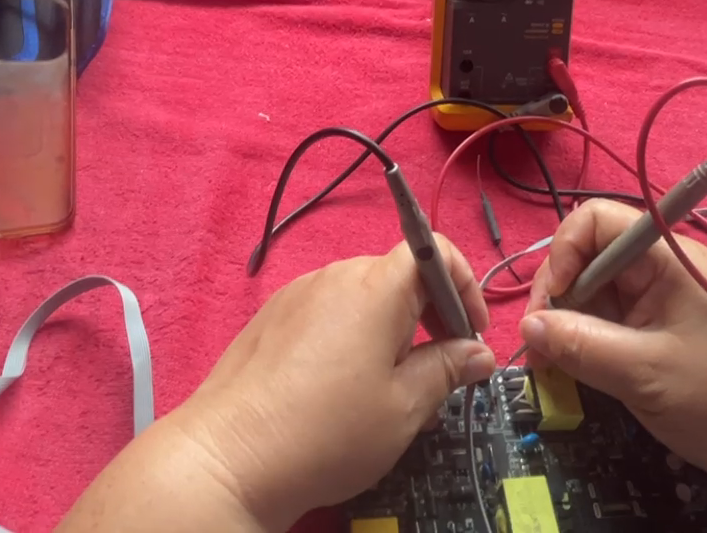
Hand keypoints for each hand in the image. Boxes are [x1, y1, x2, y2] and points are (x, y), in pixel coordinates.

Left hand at [169, 237, 497, 530]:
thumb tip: (478, 353)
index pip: (433, 250)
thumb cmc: (328, 431)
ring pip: (363, 295)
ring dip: (390, 328)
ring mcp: (301, 290)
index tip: (471, 334)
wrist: (229, 456)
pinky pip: (329, 309)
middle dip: (429, 315)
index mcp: (376, 286)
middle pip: (399, 275)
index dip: (463, 285)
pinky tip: (341, 384)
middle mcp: (337, 274)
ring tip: (388, 387)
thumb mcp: (404, 409)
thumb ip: (447, 370)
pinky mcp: (275, 312)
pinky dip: (352, 333)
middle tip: (438, 371)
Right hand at [521, 200, 706, 485]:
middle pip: (588, 256)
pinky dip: (587, 338)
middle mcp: (660, 265)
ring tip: (550, 365)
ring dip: (568, 322)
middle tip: (538, 347)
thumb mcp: (644, 374)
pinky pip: (610, 316)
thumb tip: (526, 327)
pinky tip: (573, 367)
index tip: (549, 302)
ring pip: (595, 290)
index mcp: (665, 256)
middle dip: (558, 296)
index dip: (564, 251)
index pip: (597, 220)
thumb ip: (580, 345)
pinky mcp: (661, 323)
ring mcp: (661, 295)